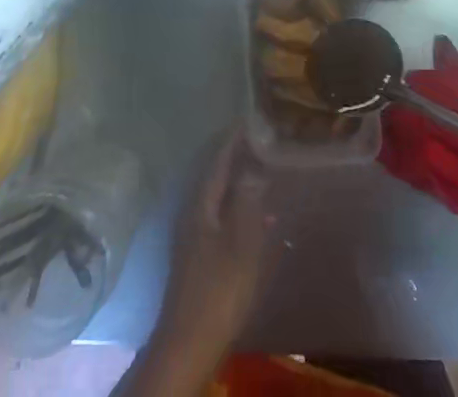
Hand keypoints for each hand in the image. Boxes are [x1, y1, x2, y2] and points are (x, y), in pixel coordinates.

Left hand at [117, 131, 270, 396]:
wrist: (192, 338)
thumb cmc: (220, 288)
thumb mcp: (241, 242)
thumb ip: (247, 200)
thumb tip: (252, 163)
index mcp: (201, 203)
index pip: (217, 159)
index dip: (233, 139)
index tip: (250, 118)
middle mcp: (194, 211)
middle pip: (216, 175)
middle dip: (236, 155)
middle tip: (260, 138)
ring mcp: (196, 233)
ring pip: (221, 195)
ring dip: (241, 181)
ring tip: (265, 168)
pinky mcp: (202, 253)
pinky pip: (224, 216)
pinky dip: (242, 207)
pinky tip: (262, 215)